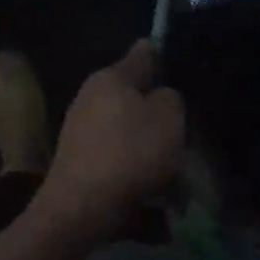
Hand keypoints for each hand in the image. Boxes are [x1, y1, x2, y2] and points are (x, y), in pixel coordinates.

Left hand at [33, 41, 184, 233]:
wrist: (82, 206)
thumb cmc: (130, 153)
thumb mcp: (168, 118)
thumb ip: (170, 98)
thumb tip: (159, 97)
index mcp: (111, 76)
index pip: (143, 53)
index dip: (163, 54)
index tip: (177, 60)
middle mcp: (90, 95)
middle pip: (133, 95)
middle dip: (157, 110)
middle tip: (182, 129)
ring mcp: (79, 128)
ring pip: (126, 127)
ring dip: (147, 143)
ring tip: (172, 167)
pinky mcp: (78, 159)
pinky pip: (116, 154)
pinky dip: (133, 166)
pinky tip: (150, 187)